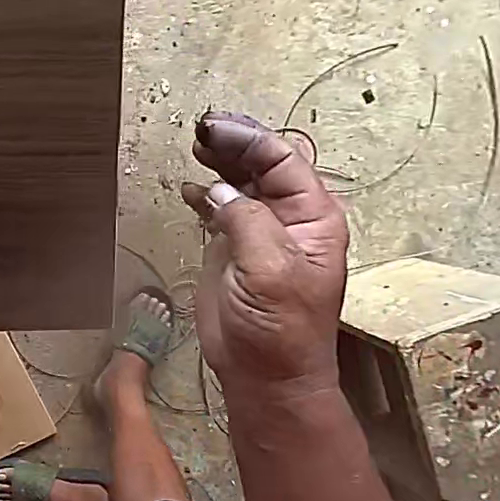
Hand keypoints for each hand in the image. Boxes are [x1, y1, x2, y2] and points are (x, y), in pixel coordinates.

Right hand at [178, 111, 347, 400]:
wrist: (263, 372)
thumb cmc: (280, 329)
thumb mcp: (270, 271)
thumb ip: (247, 222)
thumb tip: (217, 188)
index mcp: (311, 218)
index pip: (283, 162)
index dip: (248, 140)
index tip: (212, 128)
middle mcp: (286, 218)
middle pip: (261, 166)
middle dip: (232, 144)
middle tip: (199, 130)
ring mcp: (257, 232)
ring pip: (238, 183)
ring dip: (217, 163)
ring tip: (194, 146)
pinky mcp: (230, 248)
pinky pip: (216, 209)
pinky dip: (201, 194)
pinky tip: (188, 186)